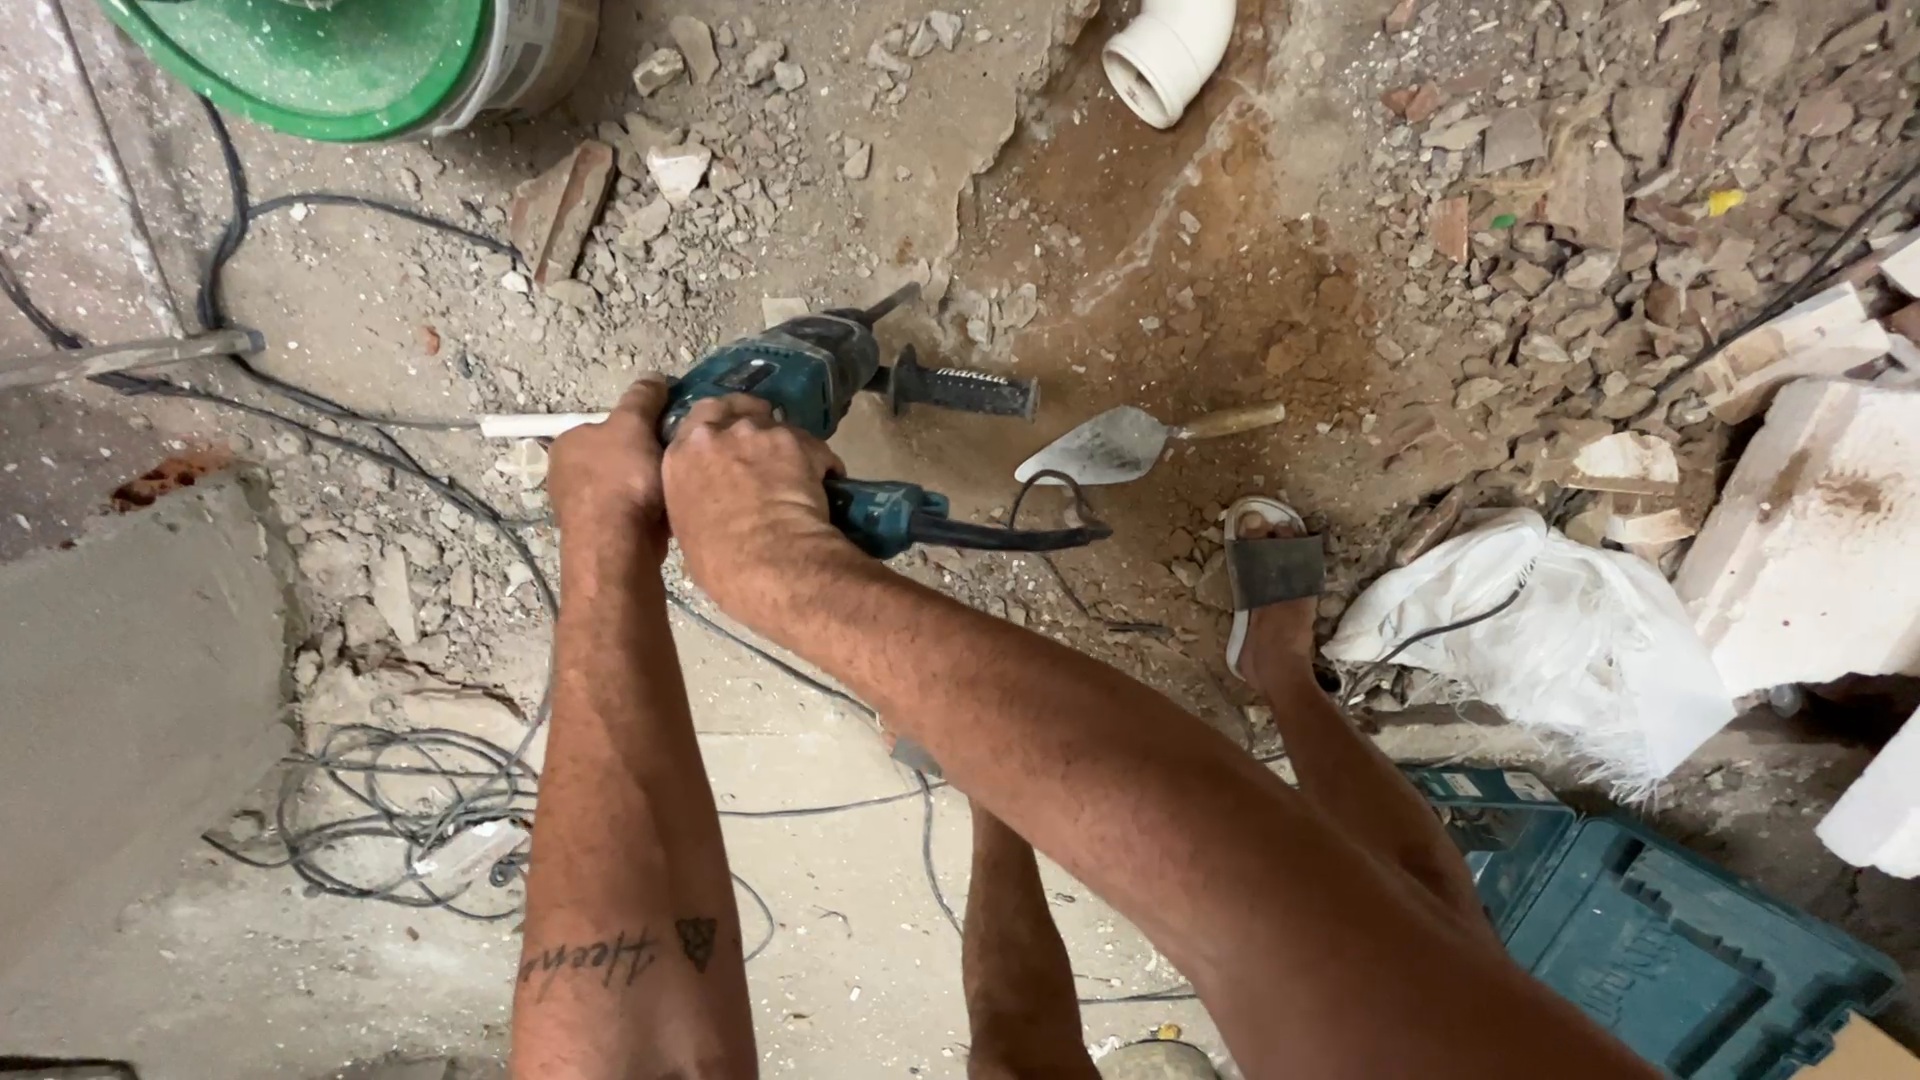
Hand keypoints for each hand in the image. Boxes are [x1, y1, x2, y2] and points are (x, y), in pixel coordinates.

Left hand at [548, 377, 670, 559]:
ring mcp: (581, 505)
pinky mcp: (600, 533)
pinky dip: (649, 511)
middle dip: (648, 459)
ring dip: (651, 488)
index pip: (610, 426)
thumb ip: (643, 400)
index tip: (667, 436)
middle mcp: (567, 472)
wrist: (616, 543)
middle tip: (676, 463)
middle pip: (621, 456)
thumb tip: (653, 376)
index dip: (642, 428)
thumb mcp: (634, 426)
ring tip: (675, 490)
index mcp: (569, 441)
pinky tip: (666, 514)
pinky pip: (632, 513)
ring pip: (628, 486)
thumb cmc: (621, 479)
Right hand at [661, 395, 860, 631]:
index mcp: (680, 457)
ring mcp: (758, 432)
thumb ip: (697, 500)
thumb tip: (717, 506)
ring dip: (786, 443)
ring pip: (777, 425)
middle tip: (766, 439)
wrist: (768, 560)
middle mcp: (716, 433)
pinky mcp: (797, 441)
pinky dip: (821, 462)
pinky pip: (814, 446)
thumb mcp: (689, 530)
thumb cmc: (720, 562)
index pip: (696, 422)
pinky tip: (827, 482)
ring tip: (800, 470)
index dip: (716, 429)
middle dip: (750, 415)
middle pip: (735, 407)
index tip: (727, 441)